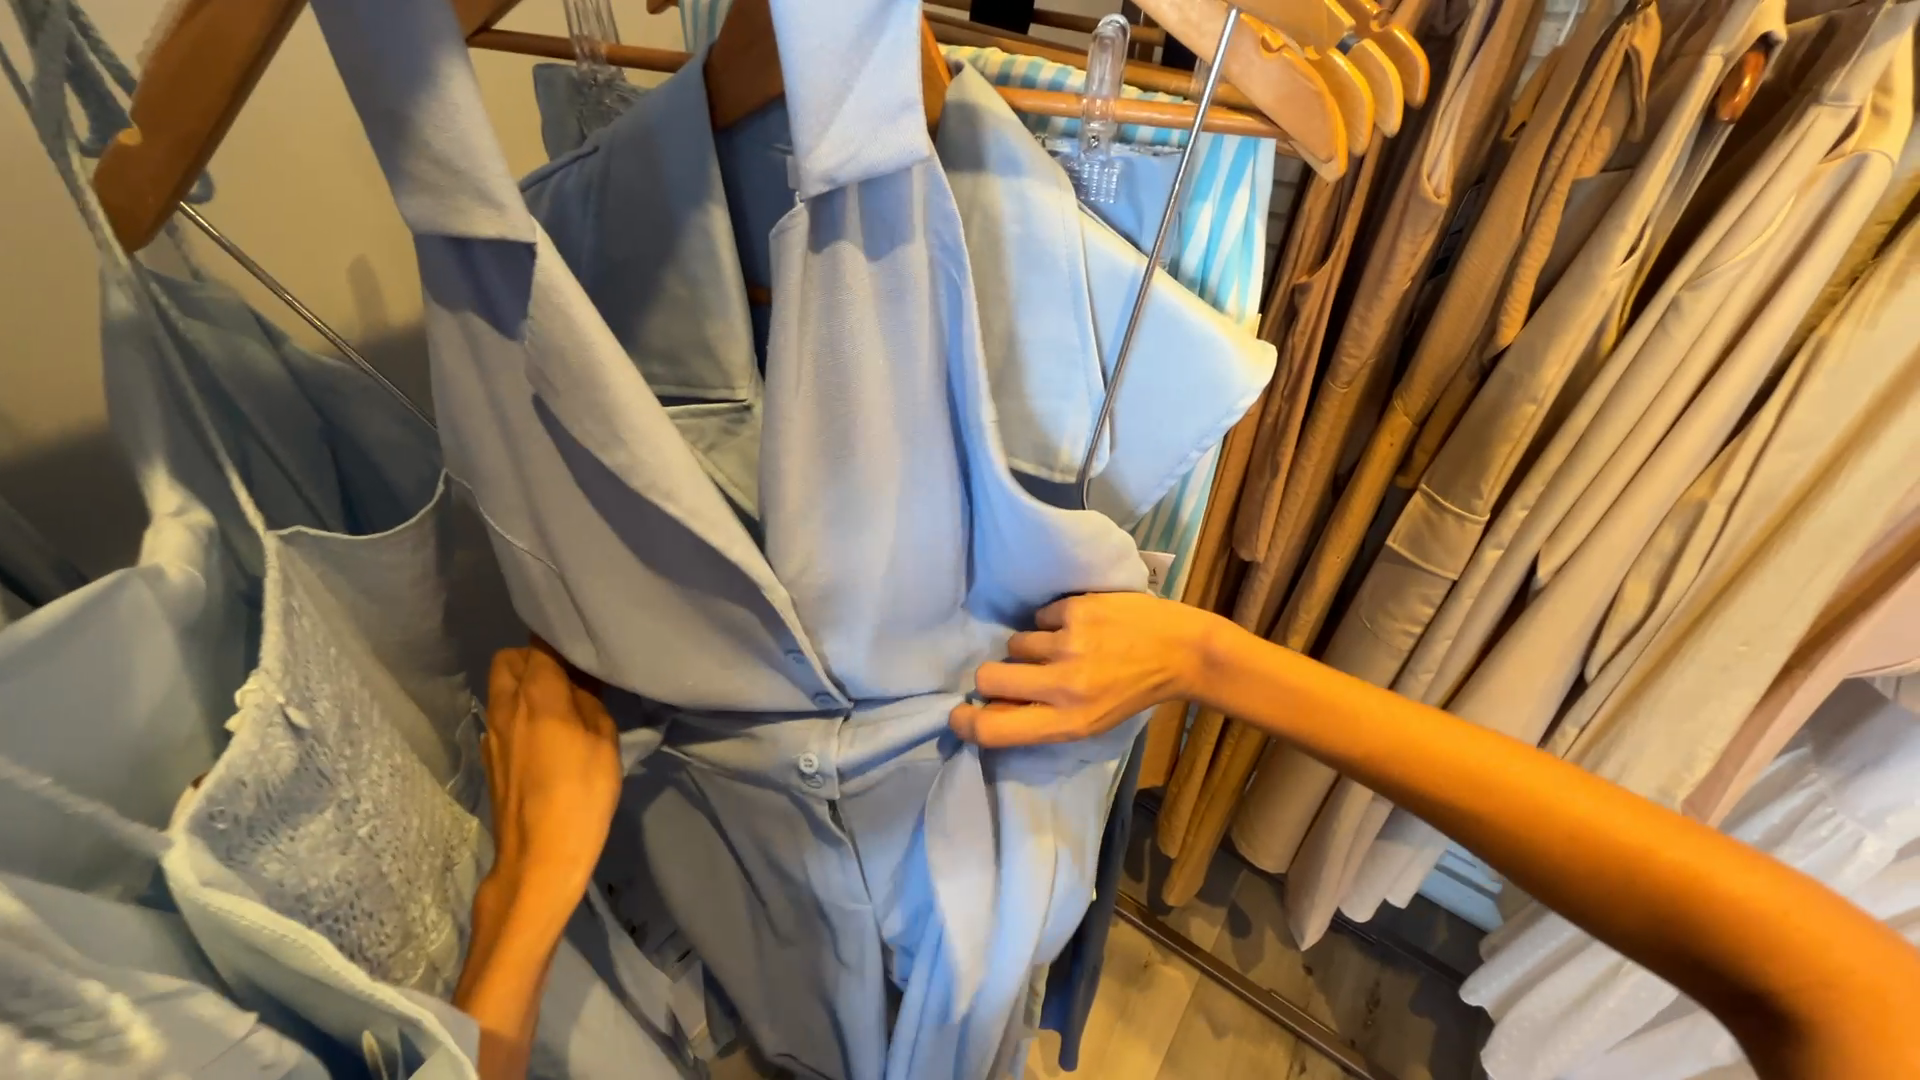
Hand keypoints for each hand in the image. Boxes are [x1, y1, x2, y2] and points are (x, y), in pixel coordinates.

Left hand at [481, 641, 621, 898]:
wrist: (540, 856)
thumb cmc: (581, 793)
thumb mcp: (604, 740)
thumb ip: (590, 703)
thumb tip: (578, 686)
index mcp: (537, 696)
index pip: (539, 646)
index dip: (559, 637)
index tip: (582, 640)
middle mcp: (506, 708)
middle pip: (508, 660)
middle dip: (534, 657)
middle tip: (569, 671)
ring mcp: (493, 735)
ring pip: (501, 689)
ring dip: (525, 685)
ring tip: (562, 700)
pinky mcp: (491, 759)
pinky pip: (502, 717)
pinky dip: (521, 712)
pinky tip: (549, 734)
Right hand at [950, 592, 1223, 747]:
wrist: (1183, 651)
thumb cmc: (1134, 692)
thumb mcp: (1092, 722)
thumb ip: (1042, 718)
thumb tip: (989, 710)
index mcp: (1068, 723)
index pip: (994, 730)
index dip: (965, 723)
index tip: (957, 715)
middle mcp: (1065, 685)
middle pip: (988, 678)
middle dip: (992, 676)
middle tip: (1015, 672)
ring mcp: (1070, 643)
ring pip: (1015, 643)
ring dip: (1032, 646)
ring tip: (1066, 647)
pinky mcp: (1076, 609)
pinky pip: (1039, 617)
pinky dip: (1054, 622)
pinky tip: (1083, 626)